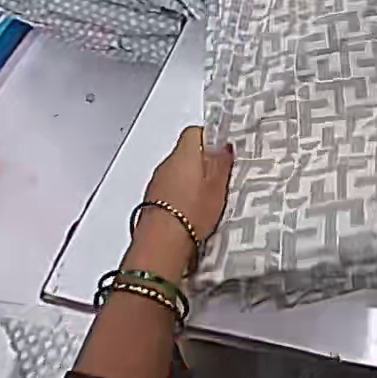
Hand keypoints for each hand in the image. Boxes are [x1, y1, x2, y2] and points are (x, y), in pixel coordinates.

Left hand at [142, 126, 234, 246]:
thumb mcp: (218, 186)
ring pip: (179, 171)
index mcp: (183, 154)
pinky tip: (195, 210)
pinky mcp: (152, 202)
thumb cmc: (191, 212)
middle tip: (222, 176)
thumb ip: (222, 162)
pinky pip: (171, 188)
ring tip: (210, 197)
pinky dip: (182, 194)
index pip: (195, 132)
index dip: (211, 138)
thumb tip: (224, 144)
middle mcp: (166, 165)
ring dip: (192, 179)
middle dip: (204, 161)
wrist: (161, 245)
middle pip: (187, 152)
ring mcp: (157, 183)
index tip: (224, 151)